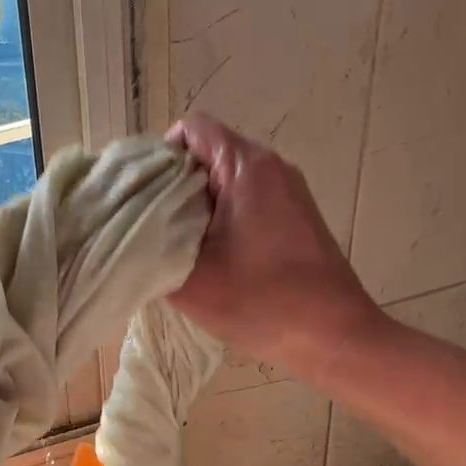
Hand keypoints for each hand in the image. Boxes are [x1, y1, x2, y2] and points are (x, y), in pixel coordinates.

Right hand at [165, 112, 389, 381]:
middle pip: (206, 153)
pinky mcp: (294, 215)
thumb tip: (131, 236)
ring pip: (225, 179)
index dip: (157, 157)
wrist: (333, 336)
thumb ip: (152, 250)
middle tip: (149, 228)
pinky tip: (208, 257)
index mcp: (246, 167)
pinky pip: (245, 199)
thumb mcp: (189, 280)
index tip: (141, 198)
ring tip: (174, 246)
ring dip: (194, 206)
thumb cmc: (262, 302)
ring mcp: (288, 190)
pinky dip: (219, 218)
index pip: (190, 129)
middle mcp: (271, 166)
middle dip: (171, 185)